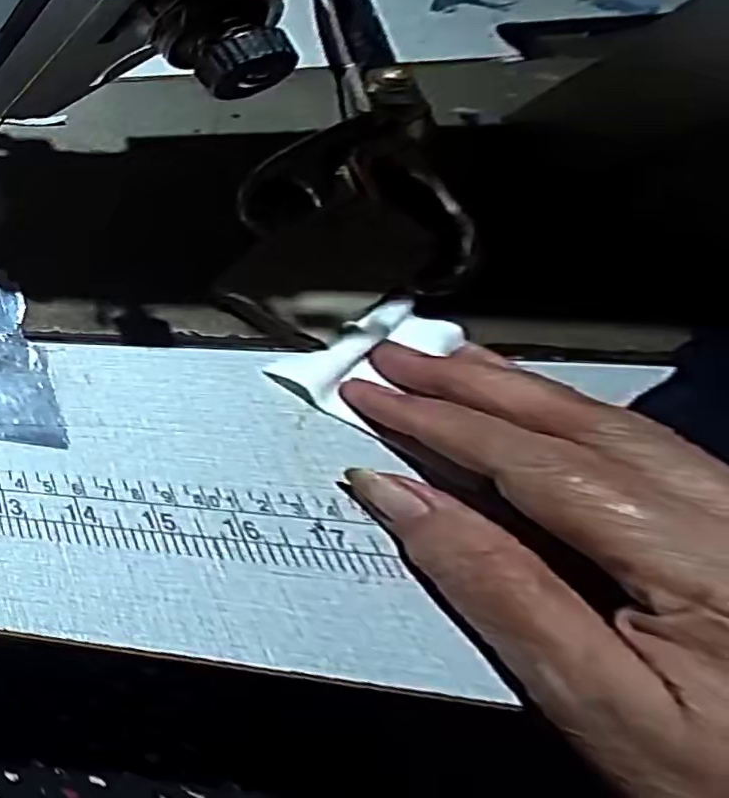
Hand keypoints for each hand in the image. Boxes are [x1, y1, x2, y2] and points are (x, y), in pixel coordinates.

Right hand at [343, 343, 728, 797]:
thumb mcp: (597, 702)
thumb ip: (490, 584)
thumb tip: (393, 494)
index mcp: (720, 572)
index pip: (539, 464)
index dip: (439, 421)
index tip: (368, 395)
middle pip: (590, 430)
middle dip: (476, 385)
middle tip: (396, 358)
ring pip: (628, 434)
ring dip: (521, 392)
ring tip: (451, 364)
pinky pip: (657, 457)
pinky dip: (573, 422)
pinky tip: (533, 412)